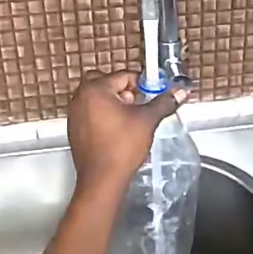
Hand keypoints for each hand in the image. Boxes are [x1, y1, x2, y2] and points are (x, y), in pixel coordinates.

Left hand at [66, 71, 190, 200]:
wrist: (102, 178)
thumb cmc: (120, 148)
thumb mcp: (147, 121)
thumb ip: (163, 103)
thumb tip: (178, 93)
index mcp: (95, 89)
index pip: (122, 75)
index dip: (140, 83)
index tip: (151, 91)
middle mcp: (80, 97)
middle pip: (106, 82)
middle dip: (124, 90)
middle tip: (138, 104)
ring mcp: (75, 112)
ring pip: (96, 97)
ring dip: (113, 102)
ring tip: (129, 118)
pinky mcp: (74, 127)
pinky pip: (89, 112)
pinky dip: (103, 114)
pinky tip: (117, 130)